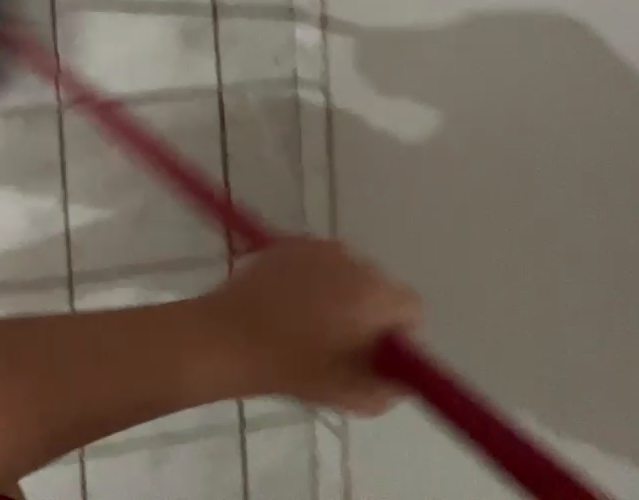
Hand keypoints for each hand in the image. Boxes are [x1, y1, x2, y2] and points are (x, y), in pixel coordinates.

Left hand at [211, 238, 422, 414]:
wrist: (227, 336)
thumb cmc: (293, 366)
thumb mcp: (354, 394)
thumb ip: (391, 387)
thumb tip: (401, 378)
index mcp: (374, 294)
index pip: (411, 307)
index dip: (400, 332)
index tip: (378, 353)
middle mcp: (348, 260)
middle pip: (378, 285)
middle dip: (370, 310)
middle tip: (344, 339)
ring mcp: (312, 246)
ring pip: (345, 270)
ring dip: (340, 290)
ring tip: (312, 321)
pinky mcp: (281, 244)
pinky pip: (313, 260)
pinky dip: (311, 277)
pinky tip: (289, 302)